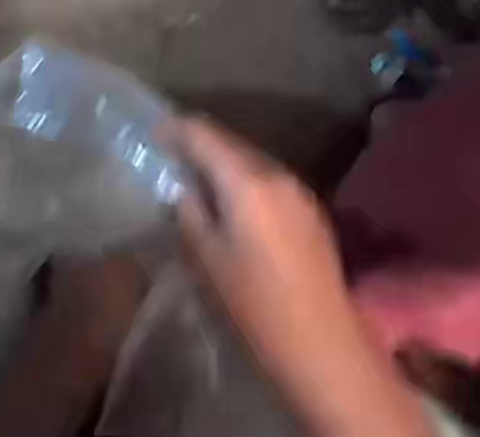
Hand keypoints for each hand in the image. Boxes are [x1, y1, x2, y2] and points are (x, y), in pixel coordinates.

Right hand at [168, 117, 349, 368]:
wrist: (327, 351)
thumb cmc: (257, 308)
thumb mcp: (207, 260)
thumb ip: (190, 211)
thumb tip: (184, 187)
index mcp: (247, 182)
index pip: (204, 134)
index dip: (175, 129)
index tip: (152, 134)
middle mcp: (275, 174)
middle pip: (229, 141)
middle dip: (197, 142)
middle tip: (169, 155)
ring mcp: (298, 190)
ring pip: (249, 158)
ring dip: (221, 161)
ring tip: (196, 178)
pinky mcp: (309, 209)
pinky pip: (266, 177)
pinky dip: (242, 178)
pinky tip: (230, 202)